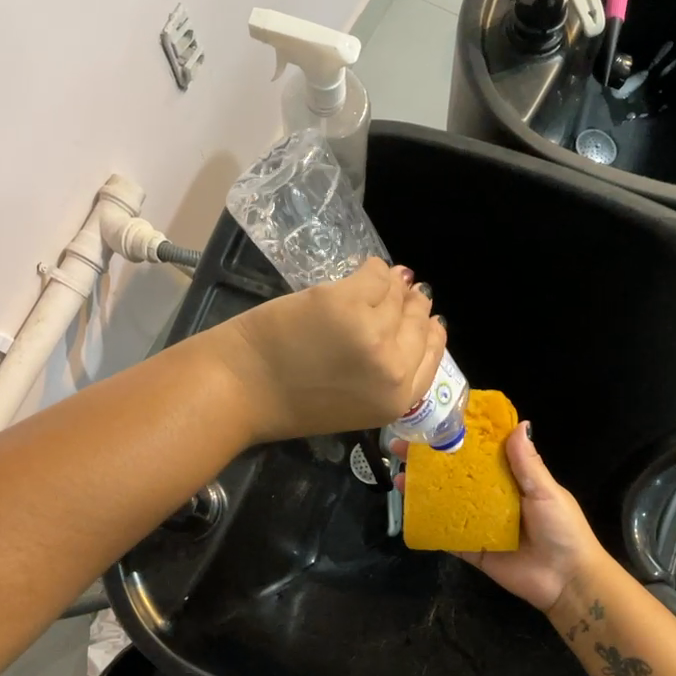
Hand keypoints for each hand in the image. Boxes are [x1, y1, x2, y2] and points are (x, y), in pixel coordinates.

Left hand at [208, 258, 445, 441]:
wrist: (241, 389)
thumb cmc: (290, 404)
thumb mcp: (355, 406)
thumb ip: (386, 375)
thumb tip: (413, 324)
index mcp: (397, 400)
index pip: (434, 355)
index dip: (429, 332)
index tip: (422, 319)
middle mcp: (392, 368)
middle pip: (419, 321)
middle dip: (410, 305)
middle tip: (397, 292)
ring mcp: (372, 332)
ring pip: (397, 293)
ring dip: (389, 284)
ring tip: (374, 282)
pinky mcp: (345, 301)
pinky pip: (373, 273)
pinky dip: (370, 269)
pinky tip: (360, 271)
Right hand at [394, 422, 608, 612]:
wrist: (566, 579)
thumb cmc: (562, 529)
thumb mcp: (547, 491)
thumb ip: (527, 463)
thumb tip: (519, 425)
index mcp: (512, 479)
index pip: (480, 453)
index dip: (459, 439)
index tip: (434, 424)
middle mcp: (492, 499)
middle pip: (456, 477)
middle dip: (430, 463)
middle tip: (401, 449)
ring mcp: (480, 525)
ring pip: (447, 504)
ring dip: (423, 492)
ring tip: (400, 479)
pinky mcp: (472, 550)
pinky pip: (447, 537)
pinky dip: (429, 527)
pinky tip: (408, 514)